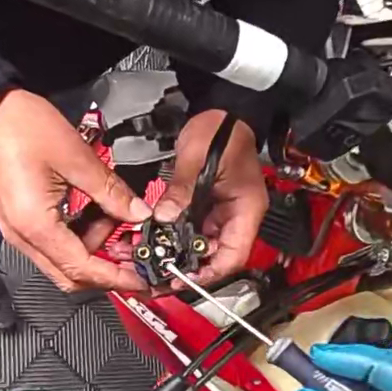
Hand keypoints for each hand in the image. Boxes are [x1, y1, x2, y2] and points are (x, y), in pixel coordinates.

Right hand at [0, 88, 151, 291]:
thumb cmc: (17, 127)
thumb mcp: (76, 157)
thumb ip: (110, 191)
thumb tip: (136, 212)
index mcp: (36, 226)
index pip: (82, 268)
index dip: (115, 277)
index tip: (139, 279)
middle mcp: (24, 237)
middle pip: (71, 276)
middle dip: (106, 269)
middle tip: (133, 253)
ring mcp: (20, 232)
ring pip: (64, 261)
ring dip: (94, 247)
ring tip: (113, 215)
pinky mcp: (22, 222)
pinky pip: (55, 244)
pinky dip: (79, 237)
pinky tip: (94, 213)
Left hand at [153, 109, 267, 285]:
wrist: (223, 111)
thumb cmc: (224, 129)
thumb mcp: (198, 158)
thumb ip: (181, 191)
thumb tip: (164, 216)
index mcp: (247, 209)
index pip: (233, 257)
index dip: (209, 273)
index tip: (183, 279)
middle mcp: (234, 217)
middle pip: (211, 257)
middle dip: (183, 268)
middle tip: (156, 275)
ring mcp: (219, 214)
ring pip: (194, 247)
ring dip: (172, 255)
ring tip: (145, 261)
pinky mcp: (203, 209)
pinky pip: (186, 232)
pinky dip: (168, 239)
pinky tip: (148, 242)